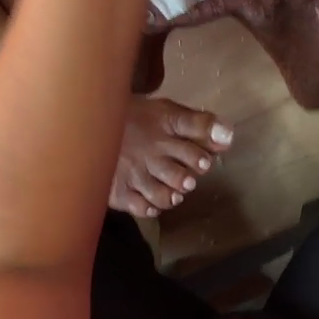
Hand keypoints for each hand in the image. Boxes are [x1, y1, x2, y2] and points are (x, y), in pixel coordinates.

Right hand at [110, 97, 233, 217]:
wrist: (89, 123)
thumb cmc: (135, 117)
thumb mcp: (167, 111)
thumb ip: (199, 124)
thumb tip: (229, 138)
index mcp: (165, 124)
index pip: (192, 139)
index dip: (202, 156)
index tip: (204, 163)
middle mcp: (151, 150)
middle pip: (178, 173)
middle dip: (187, 179)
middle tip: (187, 180)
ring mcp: (133, 172)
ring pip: (161, 194)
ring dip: (172, 196)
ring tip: (174, 193)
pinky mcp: (118, 189)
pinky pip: (139, 206)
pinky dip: (151, 208)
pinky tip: (154, 202)